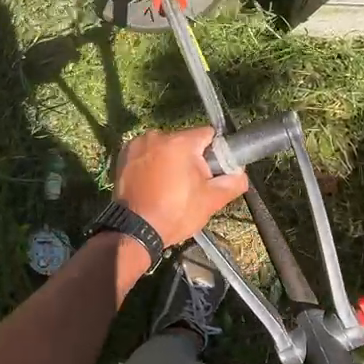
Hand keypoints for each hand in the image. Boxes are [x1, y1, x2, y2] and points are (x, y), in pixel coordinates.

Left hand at [112, 126, 247, 247]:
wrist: (135, 229)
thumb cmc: (175, 213)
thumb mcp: (211, 200)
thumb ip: (233, 182)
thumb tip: (240, 173)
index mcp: (179, 142)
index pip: (207, 134)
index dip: (214, 152)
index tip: (213, 171)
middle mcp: (156, 136)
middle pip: (184, 141)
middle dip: (191, 158)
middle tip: (191, 184)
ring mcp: (136, 144)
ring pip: (164, 147)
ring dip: (170, 160)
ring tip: (169, 187)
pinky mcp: (123, 155)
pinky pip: (147, 154)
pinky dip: (152, 163)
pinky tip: (153, 184)